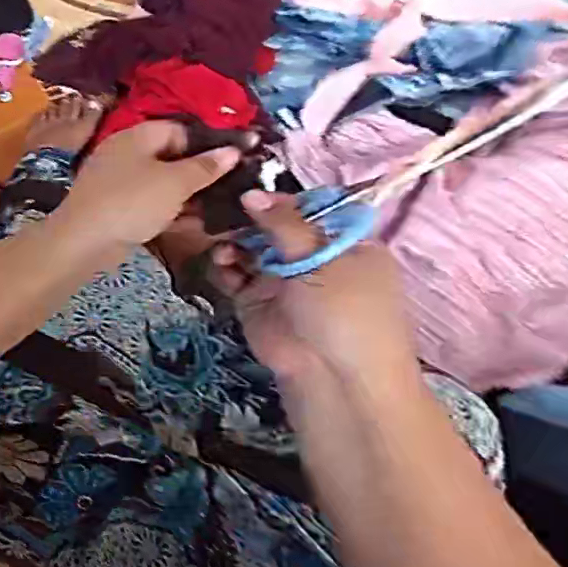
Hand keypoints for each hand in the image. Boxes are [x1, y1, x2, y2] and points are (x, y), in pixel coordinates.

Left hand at [52, 121, 245, 248]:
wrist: (84, 241)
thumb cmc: (132, 202)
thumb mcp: (175, 182)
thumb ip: (205, 167)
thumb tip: (233, 150)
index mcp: (136, 135)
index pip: (179, 129)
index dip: (206, 142)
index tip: (233, 160)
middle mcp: (124, 153)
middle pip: (170, 156)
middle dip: (198, 172)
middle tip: (229, 188)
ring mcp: (117, 182)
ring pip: (160, 183)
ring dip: (186, 195)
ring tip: (216, 209)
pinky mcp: (114, 208)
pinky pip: (148, 203)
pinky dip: (168, 211)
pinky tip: (190, 224)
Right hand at [209, 189, 418, 385]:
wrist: (333, 377)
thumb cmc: (345, 310)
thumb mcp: (321, 258)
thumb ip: (284, 224)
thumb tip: (251, 193)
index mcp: (343, 241)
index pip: (307, 209)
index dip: (279, 199)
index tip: (249, 190)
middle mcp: (311, 257)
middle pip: (272, 227)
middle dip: (248, 220)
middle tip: (222, 213)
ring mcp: (281, 280)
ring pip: (250, 250)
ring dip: (234, 243)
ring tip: (223, 245)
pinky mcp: (255, 301)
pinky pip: (234, 275)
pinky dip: (225, 267)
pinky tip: (222, 263)